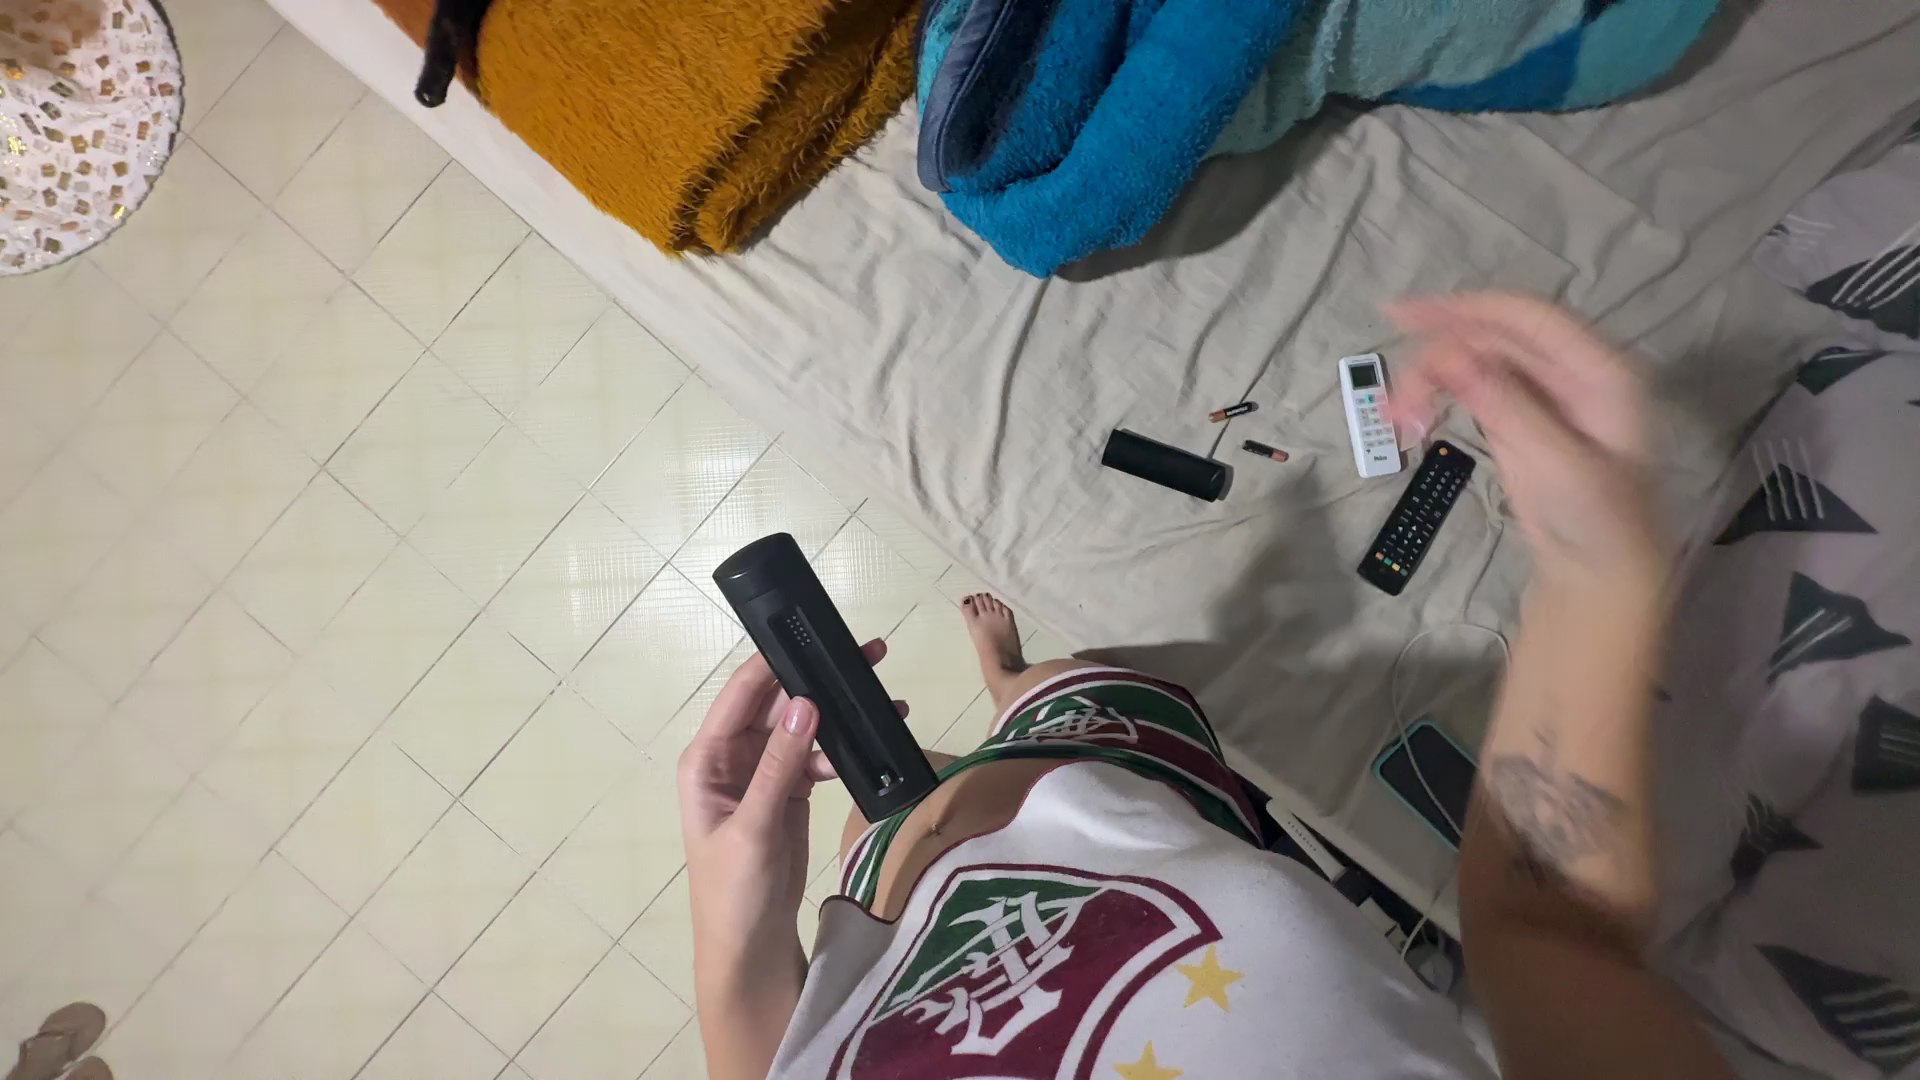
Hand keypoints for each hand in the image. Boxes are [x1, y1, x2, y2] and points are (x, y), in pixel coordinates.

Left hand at [677, 639, 890, 976]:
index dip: (774, 664)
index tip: (812, 638)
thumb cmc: (734, 889)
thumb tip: (806, 704)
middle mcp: (734, 755)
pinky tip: (870, 740)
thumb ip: (778, 764)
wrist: (751, 944)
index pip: (741, 695)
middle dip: (817, 682)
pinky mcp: (790, 787)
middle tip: (864, 657)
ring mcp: (765, 770)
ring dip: (837, 714)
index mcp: (708, 757)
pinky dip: (841, 748)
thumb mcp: (753, 826)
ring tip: (881, 696)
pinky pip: (817, 754)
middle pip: (779, 704)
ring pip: (803, 726)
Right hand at [1386, 293, 1666, 586]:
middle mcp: (1569, 372)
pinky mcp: (1513, 418)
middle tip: (1393, 403)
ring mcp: (1539, 394)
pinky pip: (1468, 390)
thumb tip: (1451, 357)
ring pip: (1472, 365)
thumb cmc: (1595, 516)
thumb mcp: (1553, 460)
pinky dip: (1436, 397)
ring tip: (1397, 418)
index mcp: (1598, 371)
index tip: (1402, 315)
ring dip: (1428, 382)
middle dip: (1434, 361)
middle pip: (1490, 341)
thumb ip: (1505, 405)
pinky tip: (1412, 415)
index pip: (1526, 320)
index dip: (1466, 309)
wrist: (1597, 565)